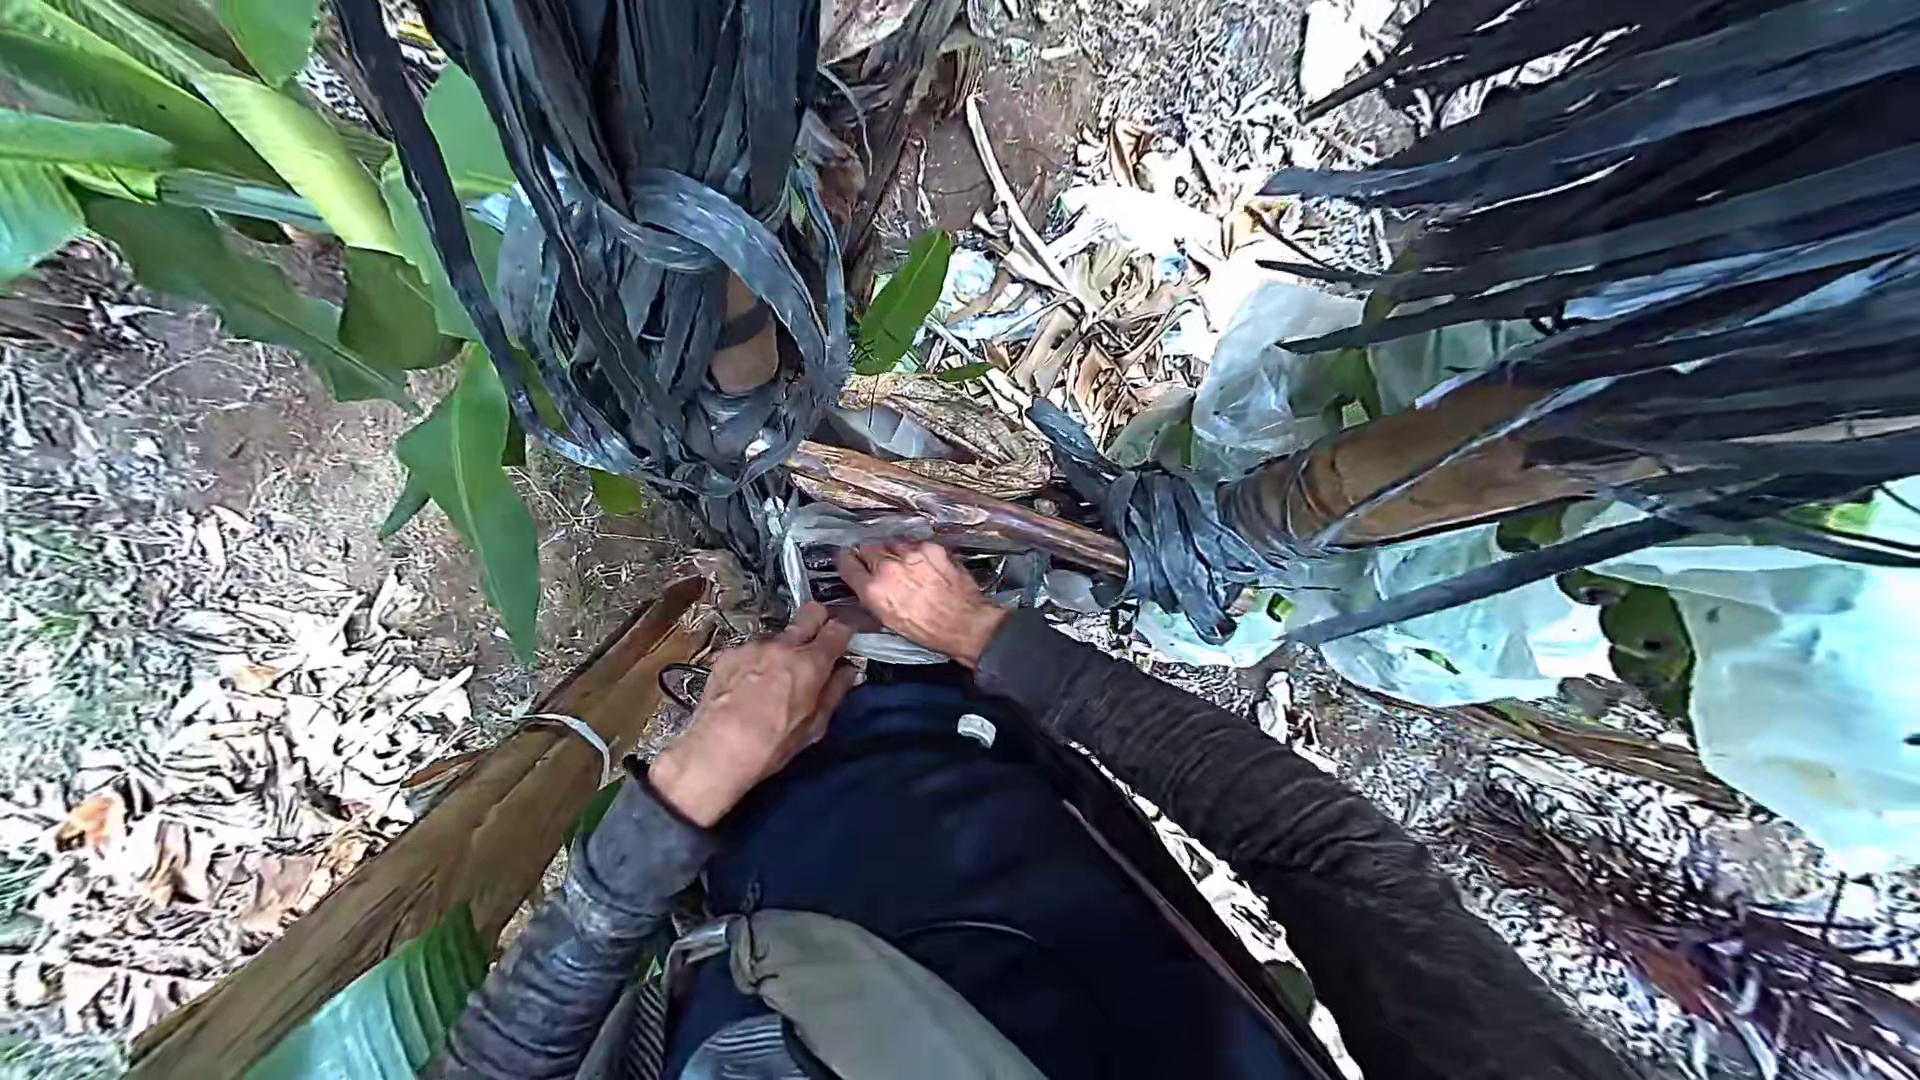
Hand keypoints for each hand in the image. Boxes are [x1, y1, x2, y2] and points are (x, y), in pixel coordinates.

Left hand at [649, 603, 856, 825]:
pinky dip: (757, 661)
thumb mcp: (815, 726)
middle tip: (819, 640)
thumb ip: (835, 692)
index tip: (847, 638)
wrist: (715, 751)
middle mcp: (784, 645)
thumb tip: (849, 671)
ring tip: (774, 677)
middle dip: (820, 620)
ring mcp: (754, 646)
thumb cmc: (772, 744)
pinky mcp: (729, 654)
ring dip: (784, 649)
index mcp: (811, 662)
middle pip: (811, 613)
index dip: (846, 630)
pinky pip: (752, 650)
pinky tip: (748, 685)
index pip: (838, 629)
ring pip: (779, 636)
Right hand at [836, 542, 1006, 666]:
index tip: (849, 560)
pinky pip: (915, 543)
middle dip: (870, 555)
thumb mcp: (889, 621)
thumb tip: (864, 585)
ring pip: (891, 542)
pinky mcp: (931, 548)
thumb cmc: (928, 631)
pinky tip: (923, 563)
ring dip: (893, 550)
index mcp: (873, 590)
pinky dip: (916, 551)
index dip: (847, 561)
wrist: (965, 623)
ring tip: (904, 563)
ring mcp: (911, 554)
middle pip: (867, 547)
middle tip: (878, 563)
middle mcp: (888, 568)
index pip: (847, 563)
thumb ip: (872, 597)